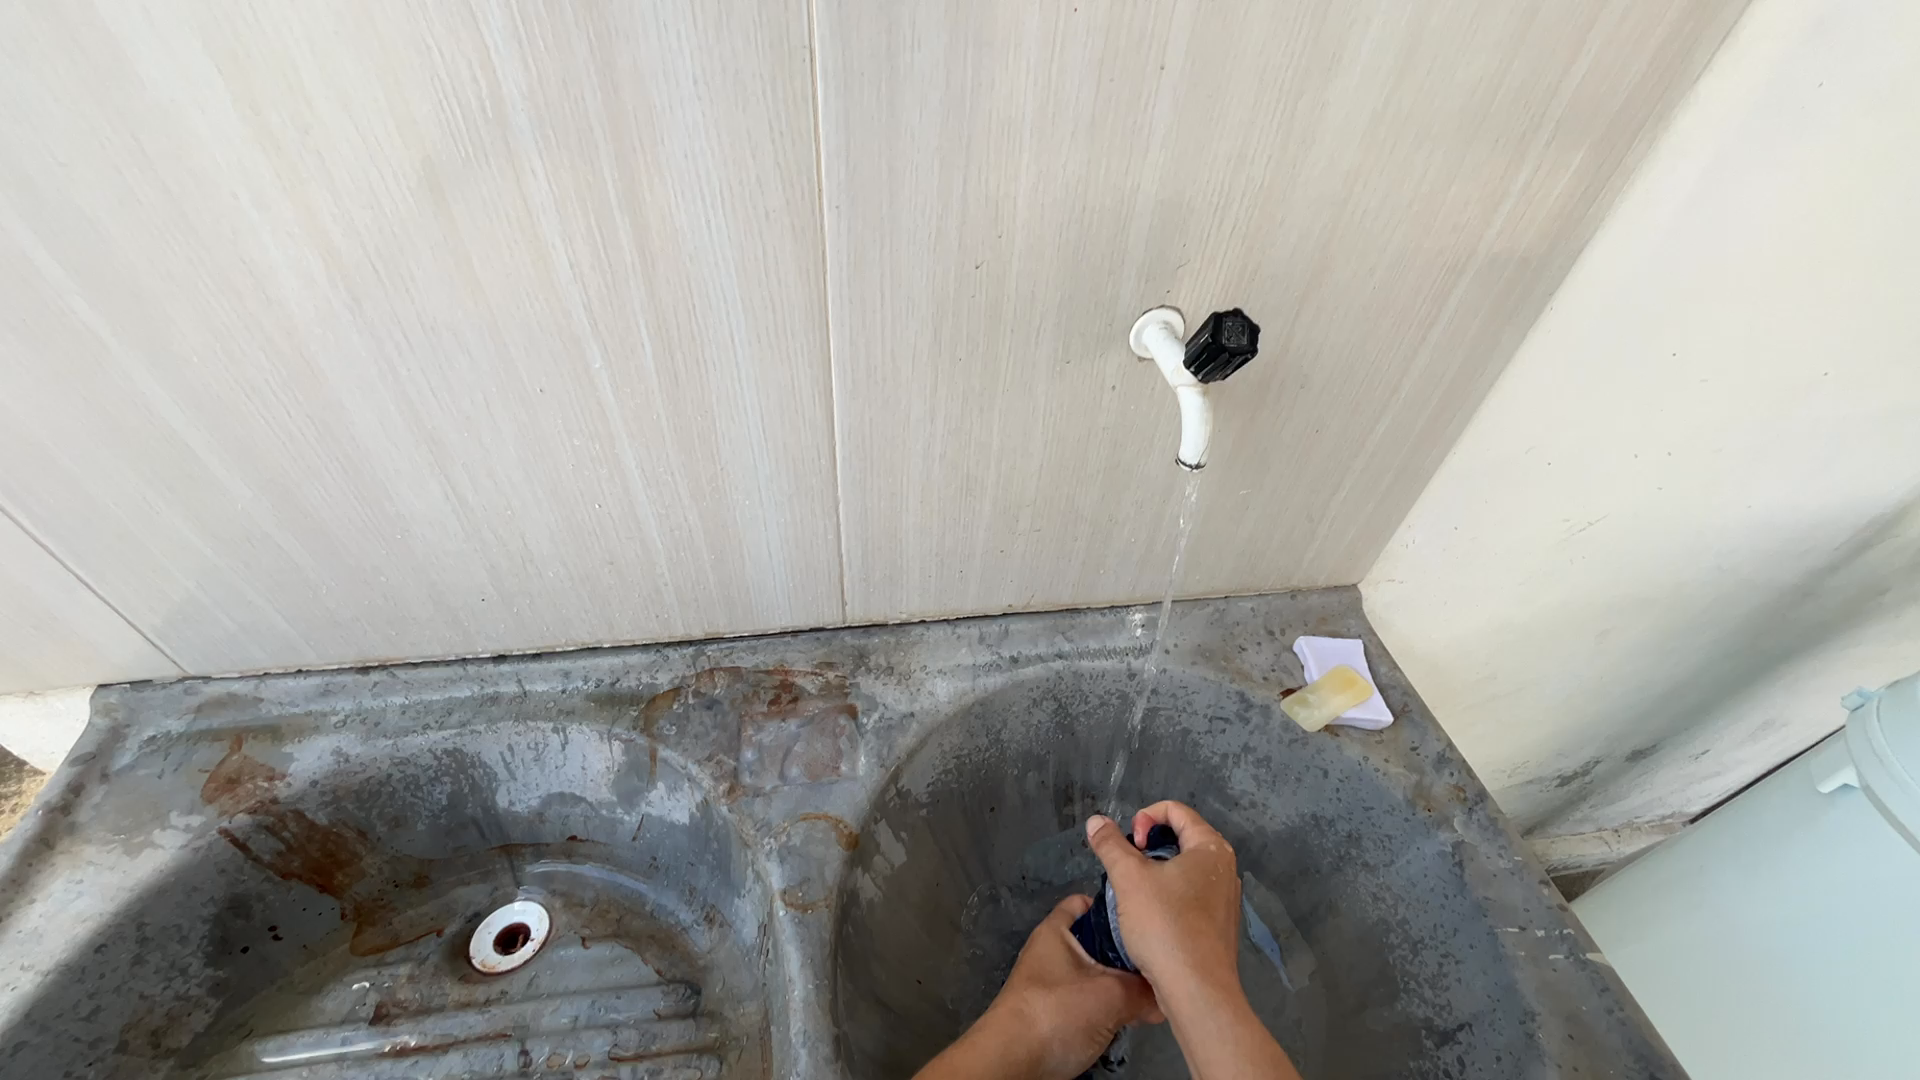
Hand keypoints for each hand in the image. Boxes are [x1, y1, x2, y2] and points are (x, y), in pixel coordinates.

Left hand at [914, 894, 1163, 1079]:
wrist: (1014, 1060)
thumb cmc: (1056, 1010)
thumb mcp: (1110, 996)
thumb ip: (1143, 991)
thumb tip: (1166, 997)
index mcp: (1056, 930)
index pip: (1084, 903)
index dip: (1113, 905)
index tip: (1143, 916)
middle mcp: (1052, 951)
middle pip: (1095, 941)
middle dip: (1125, 952)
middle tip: (1158, 961)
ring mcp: (1051, 984)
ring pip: (1094, 974)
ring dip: (1119, 984)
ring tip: (1152, 992)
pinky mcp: (1054, 1014)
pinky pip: (1088, 1001)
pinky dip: (1108, 1007)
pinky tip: (1131, 1017)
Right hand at [1086, 802, 1300, 1079]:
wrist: (1197, 993)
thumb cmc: (1165, 925)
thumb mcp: (1128, 878)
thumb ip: (1110, 844)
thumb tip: (1096, 821)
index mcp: (1210, 847)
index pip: (1177, 810)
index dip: (1145, 817)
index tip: (1130, 843)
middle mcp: (1225, 868)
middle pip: (1182, 837)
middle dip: (1149, 845)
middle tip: (1128, 866)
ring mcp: (1226, 900)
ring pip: (1185, 868)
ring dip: (1156, 871)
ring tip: (1135, 892)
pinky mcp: (1220, 927)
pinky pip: (1191, 895)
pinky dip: (1169, 894)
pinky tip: (1151, 918)